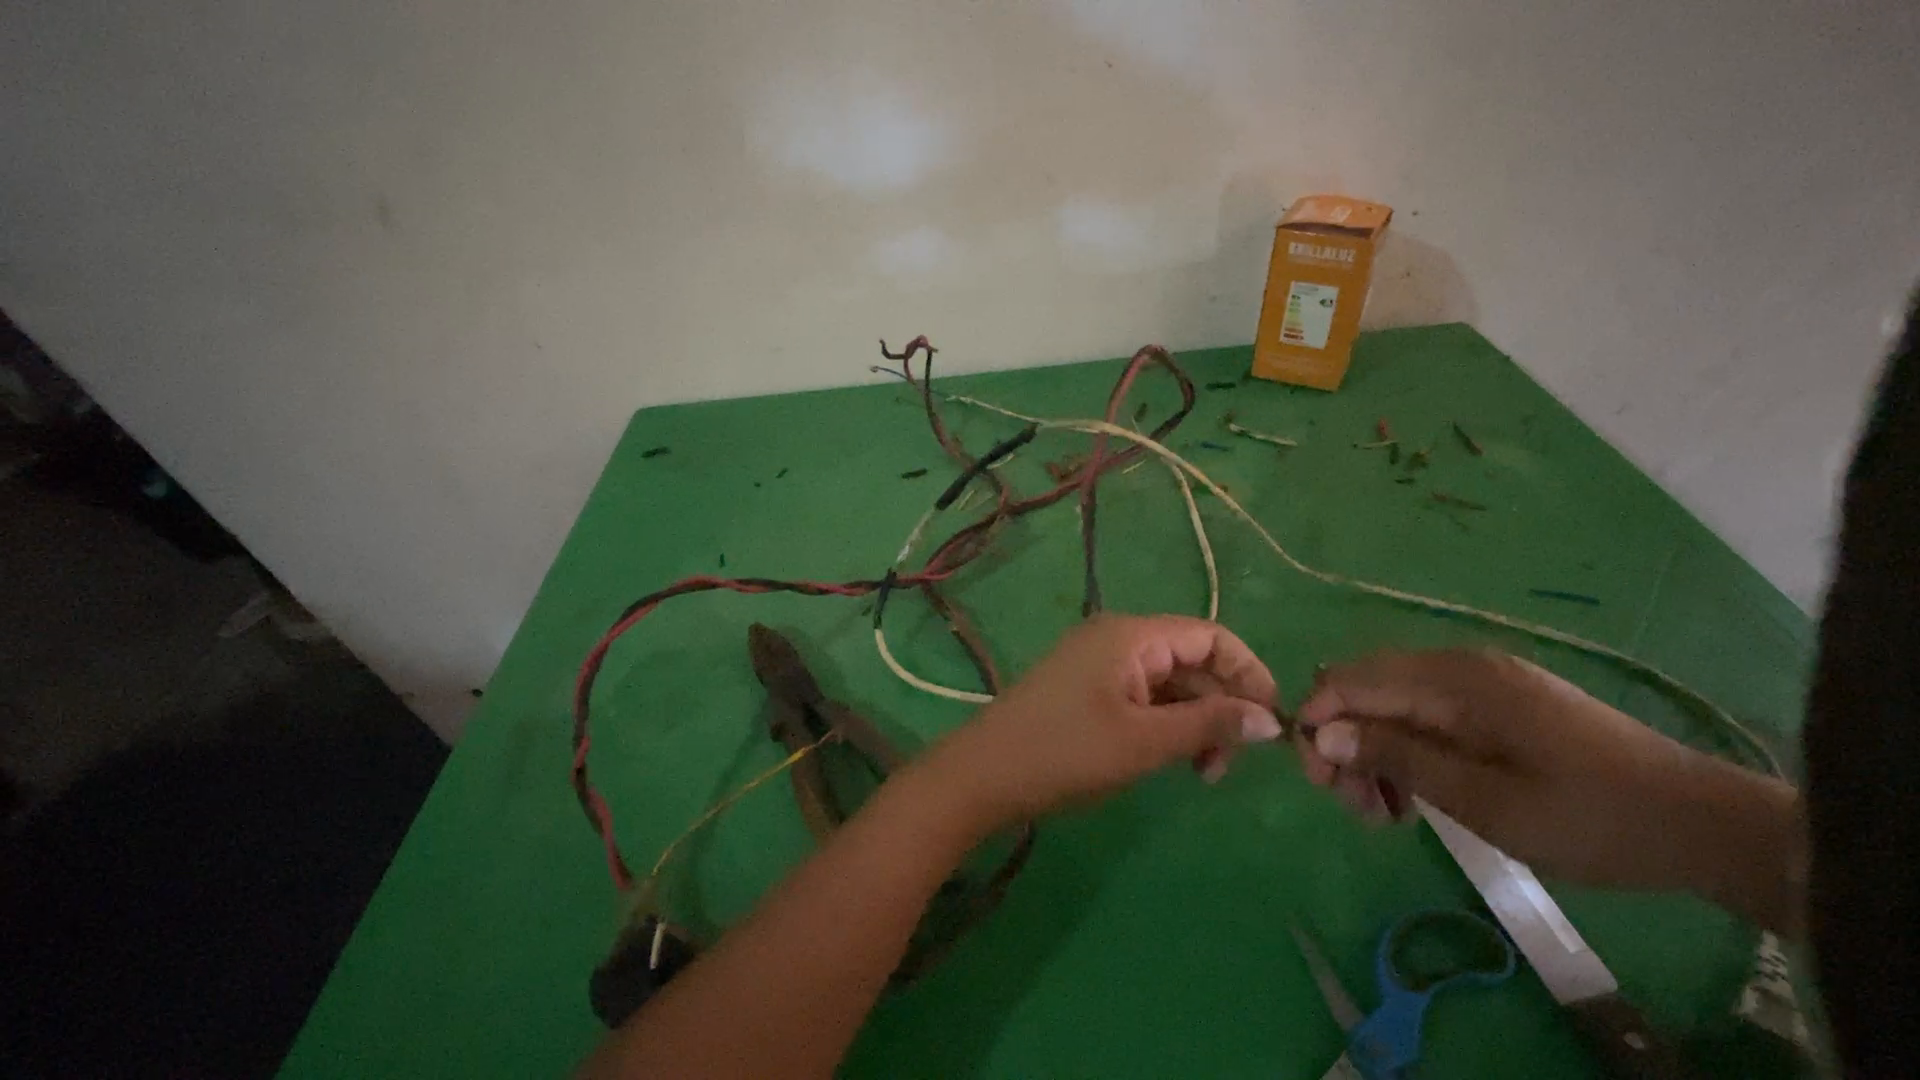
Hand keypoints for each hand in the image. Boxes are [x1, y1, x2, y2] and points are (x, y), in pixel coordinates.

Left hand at [917, 615, 1282, 832]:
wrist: (982, 776)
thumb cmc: (1066, 752)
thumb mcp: (1145, 741)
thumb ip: (1210, 724)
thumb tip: (1269, 719)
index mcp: (1132, 635)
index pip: (1211, 636)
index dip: (1249, 672)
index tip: (1273, 721)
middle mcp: (1117, 639)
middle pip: (1191, 661)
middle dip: (1221, 707)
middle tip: (1228, 765)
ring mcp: (1098, 664)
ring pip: (1169, 684)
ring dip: (1195, 722)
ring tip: (1202, 774)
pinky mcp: (1086, 690)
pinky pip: (1142, 698)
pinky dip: (1166, 726)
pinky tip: (1173, 761)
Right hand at [1296, 648, 1742, 890]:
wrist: (1702, 826)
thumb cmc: (1588, 818)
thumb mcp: (1482, 799)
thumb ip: (1398, 758)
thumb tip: (1324, 733)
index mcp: (1456, 679)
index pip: (1352, 679)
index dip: (1318, 720)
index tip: (1319, 779)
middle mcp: (1462, 667)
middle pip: (1367, 689)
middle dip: (1345, 743)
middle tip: (1356, 807)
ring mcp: (1483, 685)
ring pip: (1394, 706)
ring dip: (1374, 753)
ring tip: (1386, 813)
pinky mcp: (1500, 707)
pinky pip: (1429, 718)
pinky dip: (1409, 753)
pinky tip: (1416, 797)